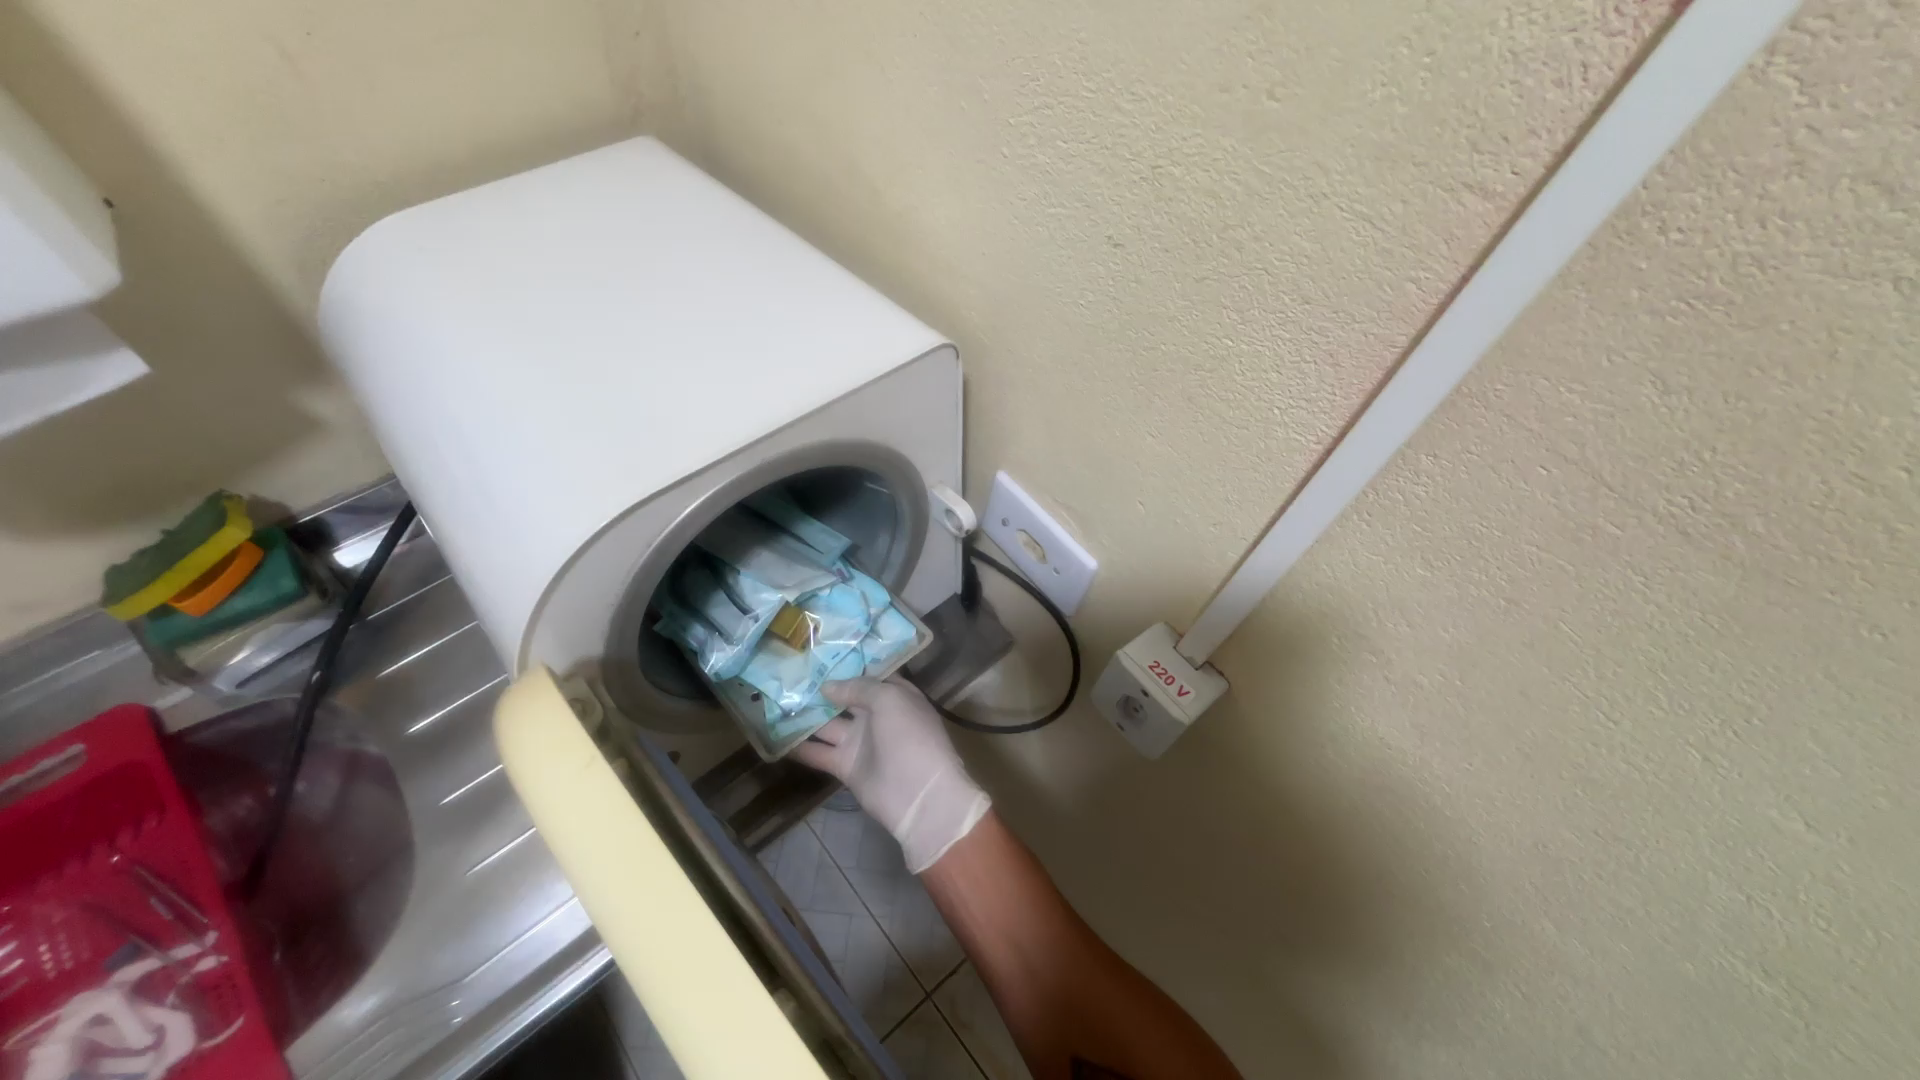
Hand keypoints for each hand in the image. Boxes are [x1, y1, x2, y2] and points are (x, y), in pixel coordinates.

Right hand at [792, 677, 991, 872]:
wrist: (919, 794)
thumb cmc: (910, 736)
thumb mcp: (890, 699)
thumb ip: (858, 688)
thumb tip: (828, 686)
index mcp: (895, 695)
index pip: (869, 675)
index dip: (847, 665)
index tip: (818, 654)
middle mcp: (877, 715)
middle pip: (845, 698)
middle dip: (821, 688)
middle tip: (788, 674)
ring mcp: (861, 741)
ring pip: (827, 724)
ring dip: (805, 715)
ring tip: (775, 699)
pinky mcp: (846, 766)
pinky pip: (819, 753)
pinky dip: (799, 746)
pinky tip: (773, 735)